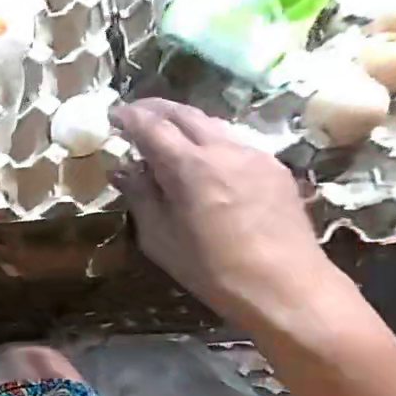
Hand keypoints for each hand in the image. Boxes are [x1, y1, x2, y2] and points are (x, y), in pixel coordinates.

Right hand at [110, 98, 343, 326]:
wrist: (285, 286)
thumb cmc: (211, 269)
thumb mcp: (159, 238)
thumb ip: (140, 197)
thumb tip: (124, 171)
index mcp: (190, 167)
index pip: (152, 126)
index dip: (128, 116)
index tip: (111, 114)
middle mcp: (224, 150)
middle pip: (184, 114)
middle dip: (155, 109)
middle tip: (133, 114)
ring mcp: (254, 155)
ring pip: (212, 124)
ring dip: (184, 123)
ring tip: (165, 135)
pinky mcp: (274, 168)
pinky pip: (233, 143)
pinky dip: (209, 141)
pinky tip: (201, 160)